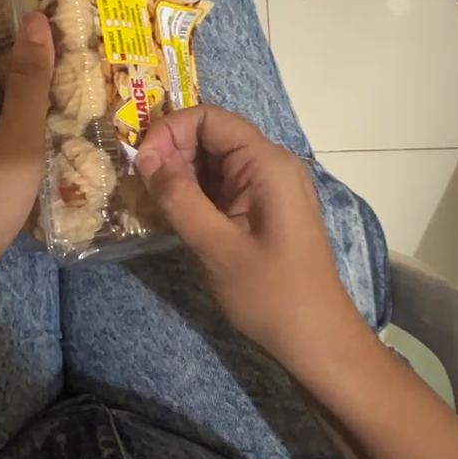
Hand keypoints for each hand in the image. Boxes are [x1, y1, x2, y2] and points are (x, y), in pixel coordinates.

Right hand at [135, 105, 370, 361]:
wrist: (316, 340)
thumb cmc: (270, 293)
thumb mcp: (215, 246)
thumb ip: (178, 197)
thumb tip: (144, 157)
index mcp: (267, 163)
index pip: (209, 118)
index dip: (169, 130)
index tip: (142, 162)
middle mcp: (270, 164)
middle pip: (210, 135)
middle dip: (170, 151)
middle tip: (141, 183)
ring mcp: (268, 186)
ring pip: (212, 160)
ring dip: (178, 173)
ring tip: (150, 198)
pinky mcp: (261, 207)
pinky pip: (221, 184)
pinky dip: (193, 192)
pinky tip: (172, 213)